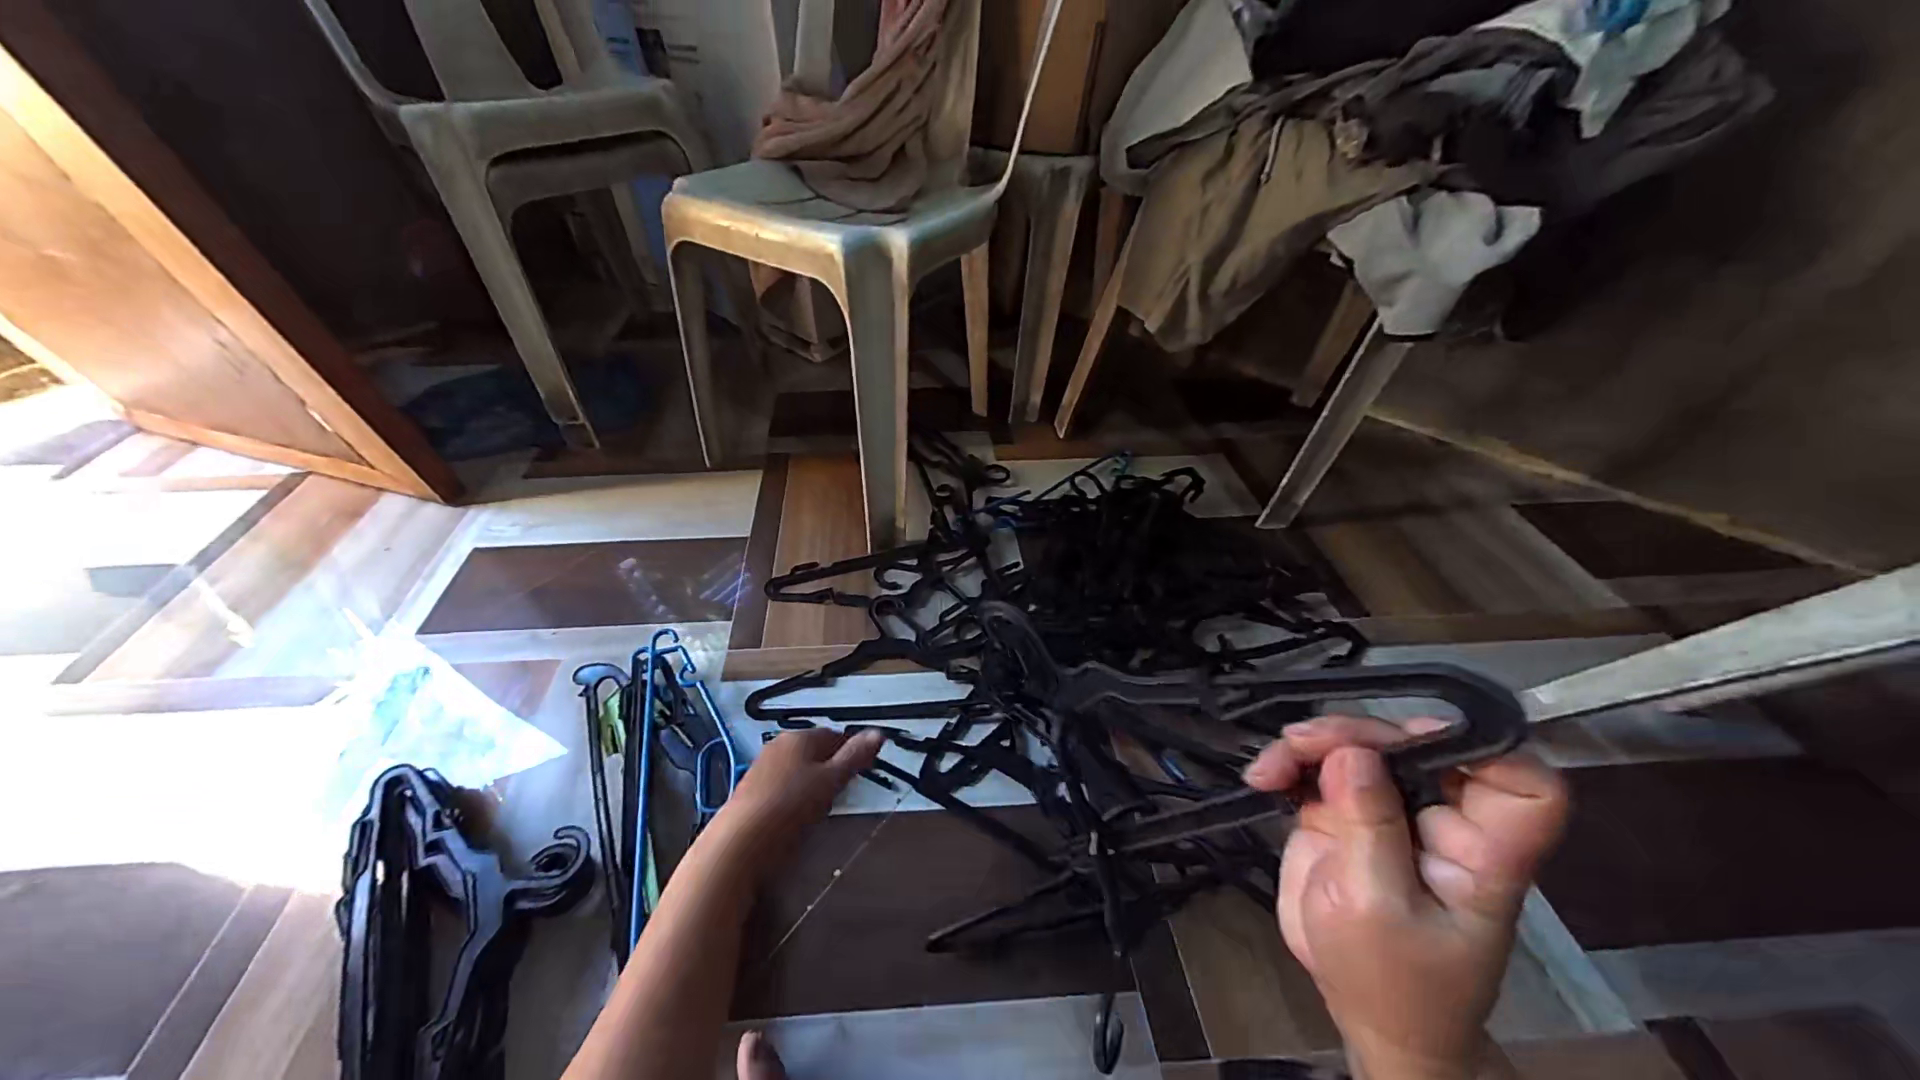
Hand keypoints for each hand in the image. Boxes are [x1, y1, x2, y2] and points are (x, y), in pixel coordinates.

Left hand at [714, 728, 883, 868]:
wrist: (739, 843)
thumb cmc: (791, 807)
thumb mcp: (832, 781)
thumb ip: (856, 756)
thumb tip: (879, 733)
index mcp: (800, 737)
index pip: (835, 735)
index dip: (851, 753)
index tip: (859, 775)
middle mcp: (778, 744)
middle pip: (814, 751)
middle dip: (829, 769)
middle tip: (837, 795)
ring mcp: (761, 766)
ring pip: (797, 769)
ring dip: (810, 784)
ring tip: (815, 810)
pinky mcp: (749, 790)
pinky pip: (780, 786)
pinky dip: (790, 797)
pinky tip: (791, 818)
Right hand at [1244, 716, 1567, 1079]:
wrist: (1360, 1010)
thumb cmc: (1390, 980)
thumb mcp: (1376, 908)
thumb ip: (1370, 828)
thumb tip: (1353, 753)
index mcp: (1481, 851)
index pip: (1524, 787)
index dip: (1486, 751)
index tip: (1416, 740)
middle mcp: (1440, 819)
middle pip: (1416, 747)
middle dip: (1357, 734)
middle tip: (1301, 743)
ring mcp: (1389, 812)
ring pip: (1358, 747)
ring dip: (1309, 745)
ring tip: (1268, 768)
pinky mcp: (1343, 813)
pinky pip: (1318, 768)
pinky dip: (1287, 763)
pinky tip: (1262, 778)